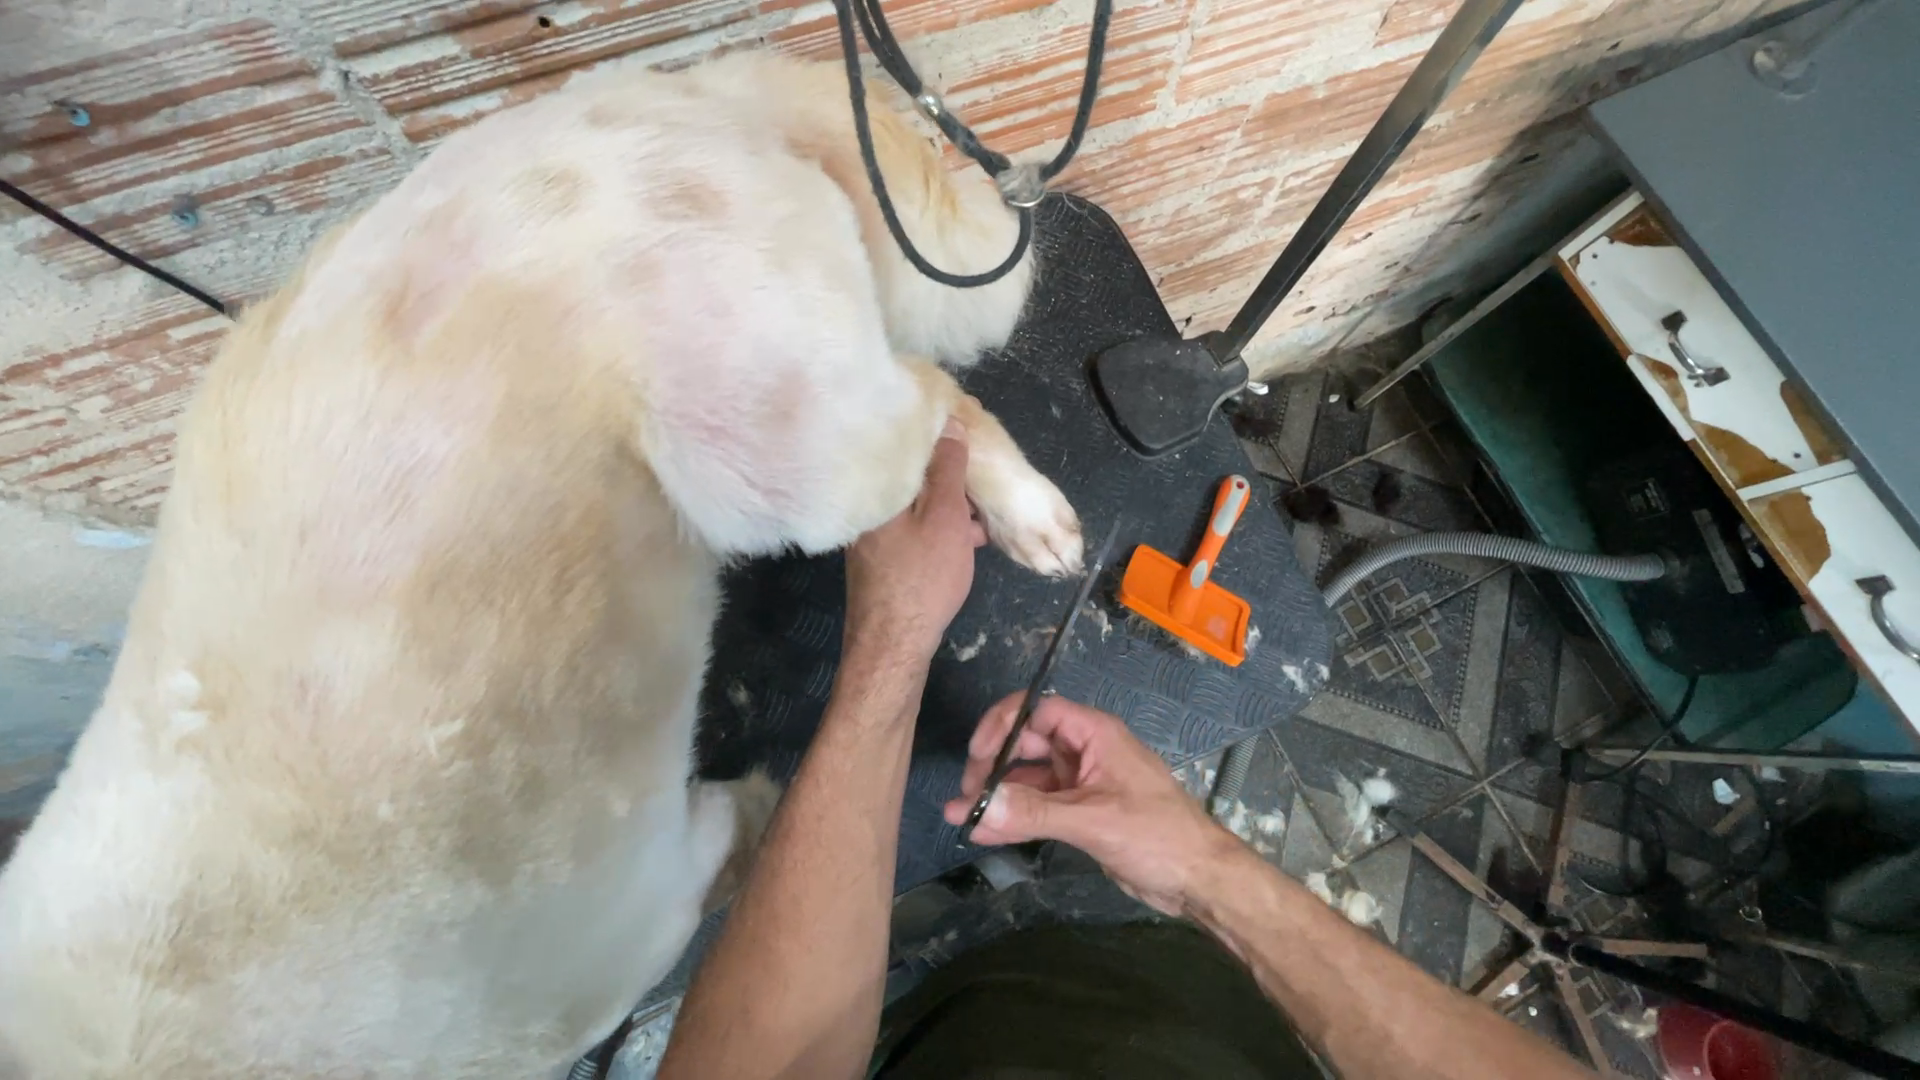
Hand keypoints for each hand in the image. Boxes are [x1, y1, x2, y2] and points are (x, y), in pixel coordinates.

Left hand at [844, 420, 987, 663]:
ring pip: (914, 506)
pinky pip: (911, 529)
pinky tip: (964, 542)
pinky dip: (937, 529)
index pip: (905, 446)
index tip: (967, 436)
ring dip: (948, 508)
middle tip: (981, 485)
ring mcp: (870, 535)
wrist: (894, 642)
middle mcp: (867, 508)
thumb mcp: (946, 516)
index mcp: (877, 489)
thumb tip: (949, 423)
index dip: (938, 438)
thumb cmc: (923, 576)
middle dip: (949, 479)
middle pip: (911, 477)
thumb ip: (948, 469)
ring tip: (981, 521)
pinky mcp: (878, 557)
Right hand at [941, 693, 1240, 914]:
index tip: (978, 755)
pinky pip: (1039, 806)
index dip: (1005, 725)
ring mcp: (1082, 782)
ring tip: (963, 815)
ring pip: (1029, 778)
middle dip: (994, 764)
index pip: (1038, 710)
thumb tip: (977, 807)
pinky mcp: (1080, 811)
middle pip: (1028, 742)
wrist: (1199, 880)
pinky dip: (1014, 817)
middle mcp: (1085, 751)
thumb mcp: (1093, 821)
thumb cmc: (1156, 836)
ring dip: (999, 795)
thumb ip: (1034, 812)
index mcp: (1095, 734)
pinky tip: (984, 832)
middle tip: (967, 793)